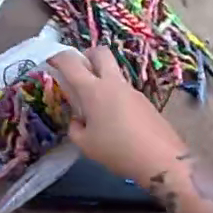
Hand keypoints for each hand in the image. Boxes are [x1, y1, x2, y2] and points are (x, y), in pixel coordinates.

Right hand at [48, 47, 188, 183]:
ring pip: (113, 72)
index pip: (71, 62)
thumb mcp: (85, 144)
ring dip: (101, 78)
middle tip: (78, 73)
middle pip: (100, 52)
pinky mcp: (145, 102)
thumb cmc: (116, 150)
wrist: (161, 160)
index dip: (58, 57)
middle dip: (86, 55)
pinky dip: (114, 96)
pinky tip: (114, 120)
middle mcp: (113, 83)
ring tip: (94, 105)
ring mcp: (132, 91)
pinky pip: (124, 90)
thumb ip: (75, 128)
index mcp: (93, 90)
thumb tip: (78, 120)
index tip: (51, 62)